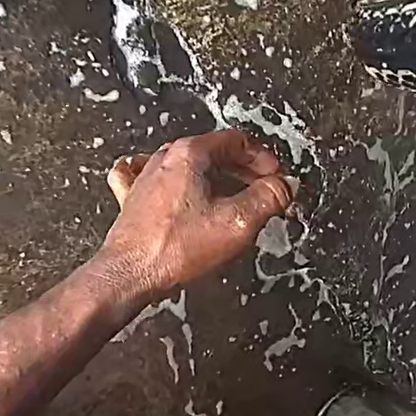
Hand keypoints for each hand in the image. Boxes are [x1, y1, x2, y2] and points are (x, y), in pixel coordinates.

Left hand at [91, 130, 294, 302]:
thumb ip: (268, 198)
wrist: (130, 274)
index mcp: (190, 154)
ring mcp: (146, 178)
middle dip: (244, 167)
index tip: (276, 176)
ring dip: (216, 176)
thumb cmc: (177, 248)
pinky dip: (174, 181)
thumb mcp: (239, 222)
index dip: (263, 157)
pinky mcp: (134, 200)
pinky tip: (177, 188)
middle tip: (264, 187)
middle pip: (213, 151)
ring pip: (188, 164)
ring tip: (234, 195)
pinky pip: (154, 177)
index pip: (236, 141)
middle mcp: (165, 159)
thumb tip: (286, 185)